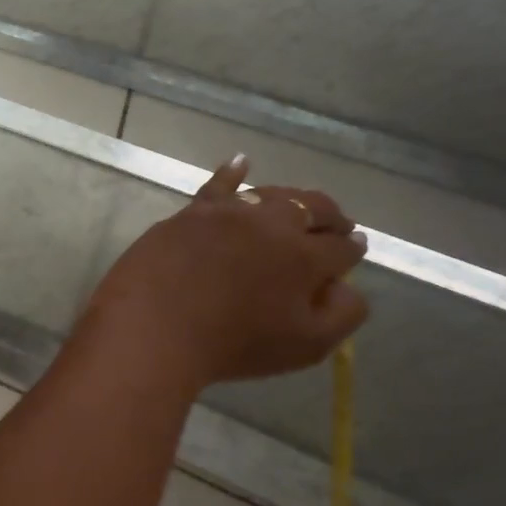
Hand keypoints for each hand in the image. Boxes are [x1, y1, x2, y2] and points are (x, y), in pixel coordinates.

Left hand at [79, 155, 369, 390]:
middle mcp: (268, 224)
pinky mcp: (188, 213)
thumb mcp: (308, 343)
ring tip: (299, 206)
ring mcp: (224, 213)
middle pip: (309, 209)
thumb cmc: (234, 343)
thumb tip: (345, 283)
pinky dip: (232, 172)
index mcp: (305, 256)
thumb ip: (342, 312)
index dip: (351, 250)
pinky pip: (215, 185)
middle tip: (335, 228)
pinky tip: (241, 161)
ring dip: (290, 199)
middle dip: (328, 217)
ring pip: (268, 195)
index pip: (341, 247)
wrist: (153, 324)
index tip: (352, 250)